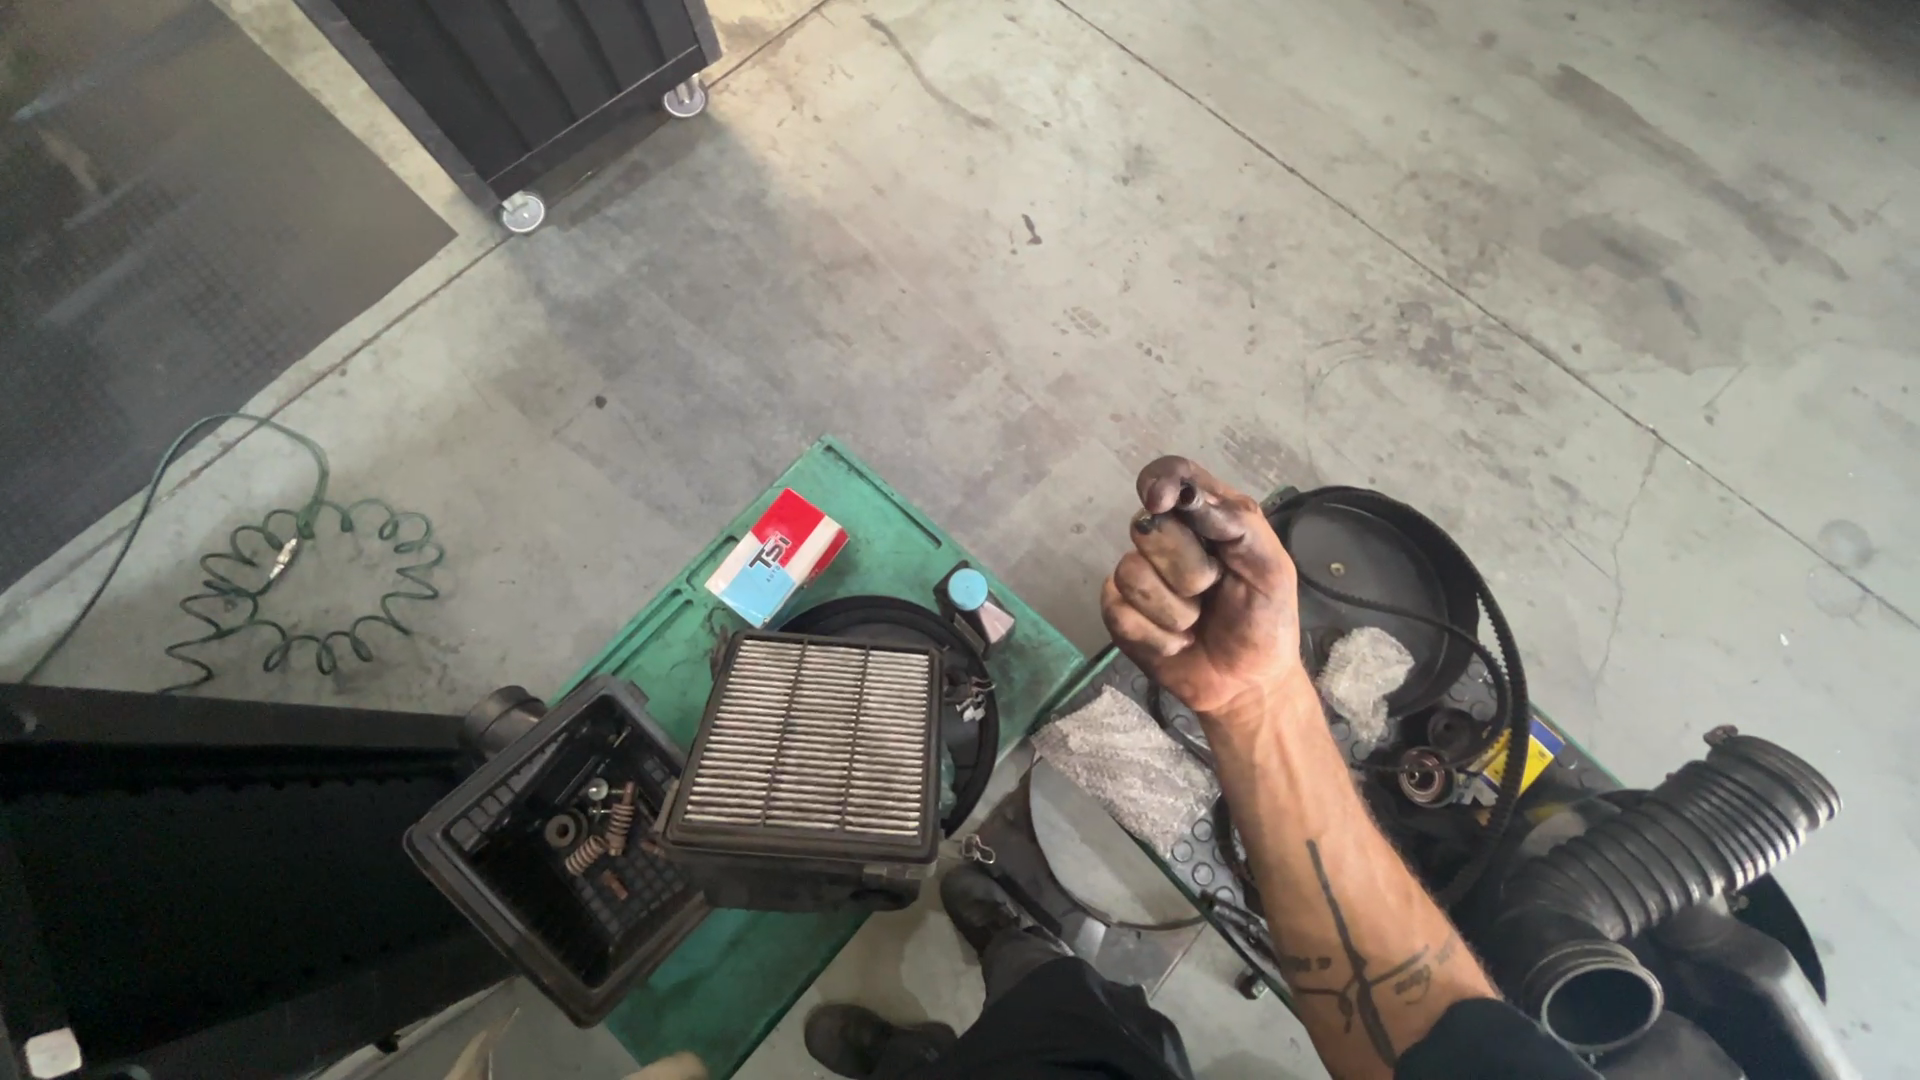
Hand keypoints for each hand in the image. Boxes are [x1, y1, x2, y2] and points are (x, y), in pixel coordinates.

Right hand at [1100, 457, 1308, 717]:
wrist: (1246, 682)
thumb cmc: (1264, 619)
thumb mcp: (1270, 566)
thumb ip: (1237, 522)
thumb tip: (1186, 495)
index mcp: (1202, 516)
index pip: (1168, 474)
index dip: (1158, 481)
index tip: (1163, 501)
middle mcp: (1164, 538)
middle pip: (1146, 526)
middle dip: (1186, 568)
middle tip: (1213, 590)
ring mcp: (1136, 575)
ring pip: (1132, 573)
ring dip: (1175, 610)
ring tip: (1196, 623)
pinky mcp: (1118, 612)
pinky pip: (1120, 611)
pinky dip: (1157, 635)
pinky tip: (1176, 643)